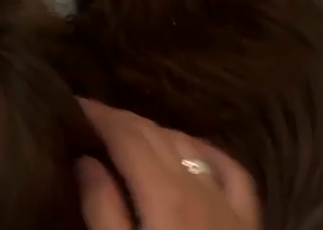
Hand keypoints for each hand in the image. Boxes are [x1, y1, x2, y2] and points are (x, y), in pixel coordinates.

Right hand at [76, 99, 259, 229]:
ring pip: (189, 145)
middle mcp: (200, 188)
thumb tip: (85, 160)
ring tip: (130, 136)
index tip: (72, 105)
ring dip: (156, 132)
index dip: (98, 114)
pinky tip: (192, 152)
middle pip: (155, 133)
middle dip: (121, 120)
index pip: (126, 134)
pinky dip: (206, 153)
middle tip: (92, 119)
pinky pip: (231, 172)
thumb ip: (102, 210)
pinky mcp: (250, 226)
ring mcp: (230, 206)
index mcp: (164, 195)